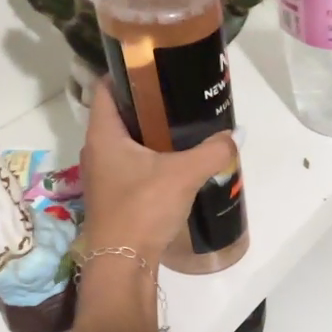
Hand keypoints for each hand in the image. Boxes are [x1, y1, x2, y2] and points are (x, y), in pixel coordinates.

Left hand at [79, 86, 236, 260]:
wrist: (123, 263)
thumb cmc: (143, 208)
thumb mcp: (183, 174)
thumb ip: (213, 152)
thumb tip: (235, 135)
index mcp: (103, 134)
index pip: (105, 87)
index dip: (126, 72)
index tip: (156, 68)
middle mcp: (96, 150)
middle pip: (120, 115)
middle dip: (148, 106)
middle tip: (180, 100)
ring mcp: (104, 176)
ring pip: (127, 143)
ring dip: (151, 136)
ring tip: (184, 131)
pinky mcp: (115, 197)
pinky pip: (133, 167)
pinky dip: (152, 160)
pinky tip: (177, 166)